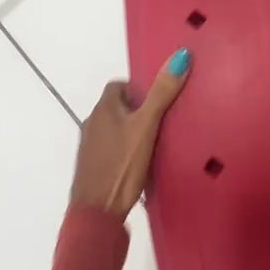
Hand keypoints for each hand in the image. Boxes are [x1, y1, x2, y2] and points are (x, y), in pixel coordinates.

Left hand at [71, 48, 191, 216]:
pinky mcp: (90, 167)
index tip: (155, 102)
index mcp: (103, 108)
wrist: (97, 213)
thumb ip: (162, 93)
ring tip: (151, 144)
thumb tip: (181, 55)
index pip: (118, 85)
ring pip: (112, 128)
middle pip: (116, 107)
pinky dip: (122, 150)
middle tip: (159, 124)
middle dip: (136, 111)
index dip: (137, 89)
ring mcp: (88, 147)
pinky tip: (137, 165)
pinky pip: (109, 148)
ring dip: (129, 131)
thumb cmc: (122, 165)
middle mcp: (92, 122)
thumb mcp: (147, 126)